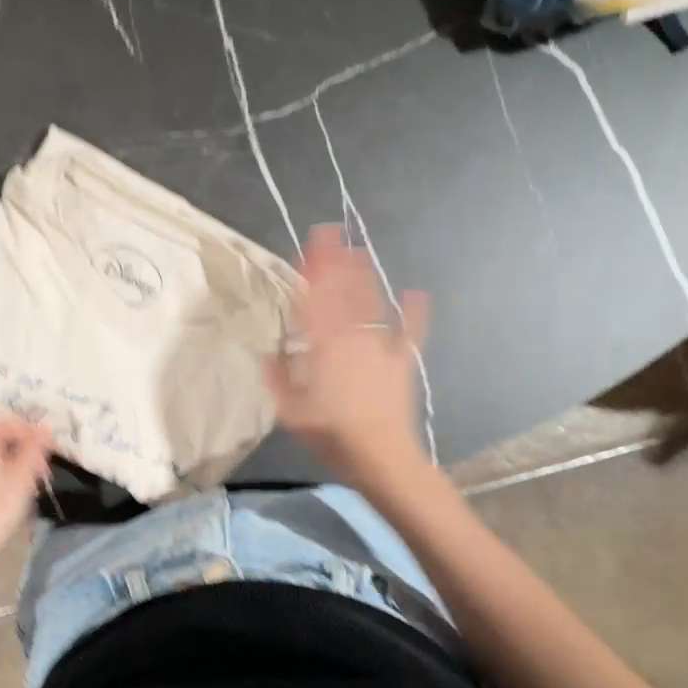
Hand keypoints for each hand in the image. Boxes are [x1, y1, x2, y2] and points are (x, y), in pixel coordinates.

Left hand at [0, 417, 52, 585]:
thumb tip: (45, 426)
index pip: (4, 421)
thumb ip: (34, 449)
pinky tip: (15, 494)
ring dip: (16, 463)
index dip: (28, 428)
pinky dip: (4, 475)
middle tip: (43, 467)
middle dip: (24, 447)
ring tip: (33, 483)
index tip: (48, 446)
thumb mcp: (21, 478)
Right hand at [266, 224, 430, 479]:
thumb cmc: (329, 433)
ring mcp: (380, 348)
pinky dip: (414, 313)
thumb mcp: (290, 409)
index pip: (313, 301)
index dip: (310, 273)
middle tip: (331, 232)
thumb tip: (271, 351)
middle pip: (341, 293)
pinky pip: (409, 334)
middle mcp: (352, 338)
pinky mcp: (401, 363)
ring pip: (370, 304)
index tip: (306, 248)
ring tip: (359, 251)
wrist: (380, 454)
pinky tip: (416, 293)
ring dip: (364, 277)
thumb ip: (279, 376)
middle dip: (335, 263)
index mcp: (322, 347)